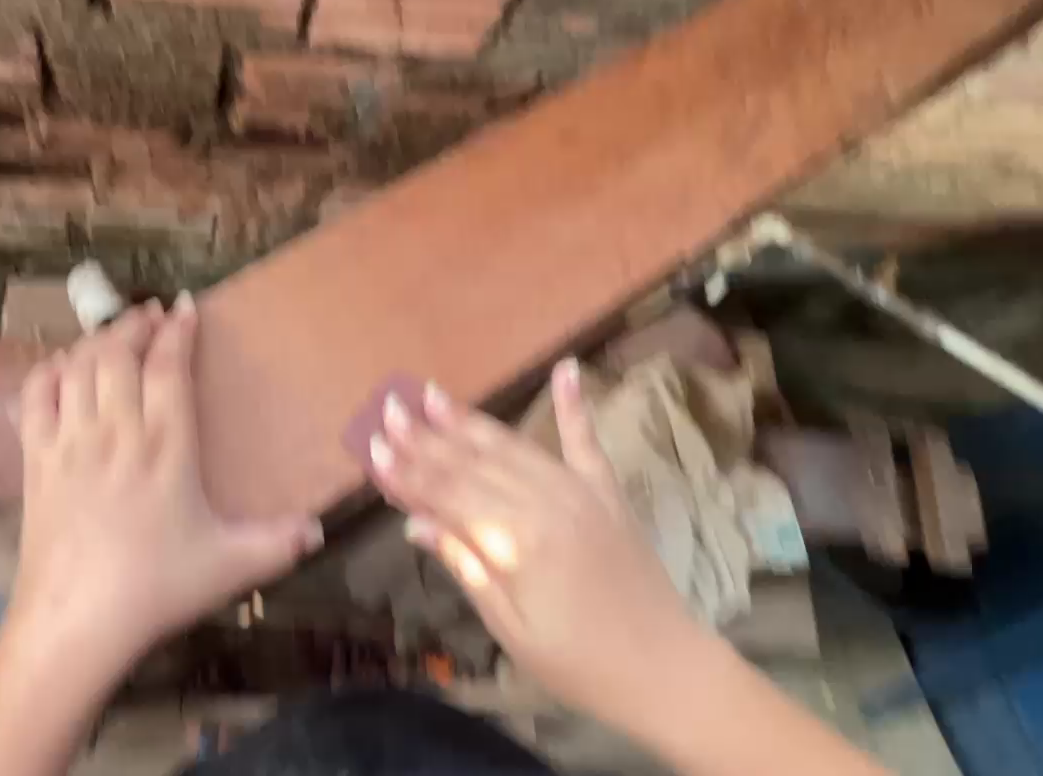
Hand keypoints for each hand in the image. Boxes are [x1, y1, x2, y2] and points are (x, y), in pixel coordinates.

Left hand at [5, 294, 324, 684]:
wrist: (74, 624)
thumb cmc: (154, 588)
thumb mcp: (228, 566)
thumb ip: (278, 543)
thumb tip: (320, 528)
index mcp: (164, 444)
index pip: (168, 367)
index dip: (177, 331)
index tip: (185, 307)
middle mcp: (115, 430)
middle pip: (118, 353)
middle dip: (135, 324)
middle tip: (152, 314)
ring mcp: (69, 441)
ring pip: (78, 367)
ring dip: (96, 340)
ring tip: (115, 333)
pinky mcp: (35, 461)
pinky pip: (35, 398)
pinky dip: (48, 372)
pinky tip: (61, 367)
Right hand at [364, 358, 707, 723]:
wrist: (668, 673)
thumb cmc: (578, 663)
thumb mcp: (509, 626)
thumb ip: (465, 565)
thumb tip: (414, 522)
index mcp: (516, 541)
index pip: (447, 496)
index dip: (407, 472)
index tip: (374, 447)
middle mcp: (543, 502)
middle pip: (470, 464)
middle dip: (425, 437)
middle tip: (390, 407)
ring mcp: (577, 490)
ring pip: (509, 446)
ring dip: (467, 420)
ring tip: (431, 393)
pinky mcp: (605, 491)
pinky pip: (584, 441)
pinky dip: (574, 405)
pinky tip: (566, 369)